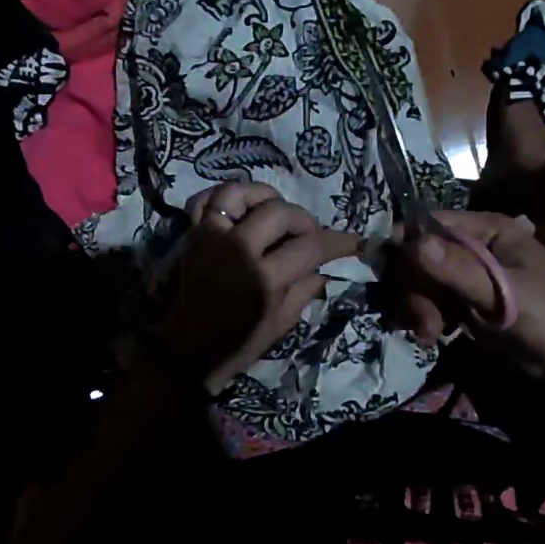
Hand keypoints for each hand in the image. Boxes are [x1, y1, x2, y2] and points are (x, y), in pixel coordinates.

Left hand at [155, 182, 360, 393]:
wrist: (190, 350)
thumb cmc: (241, 342)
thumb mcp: (283, 320)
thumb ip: (307, 286)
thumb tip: (326, 265)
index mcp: (263, 278)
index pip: (310, 246)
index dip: (338, 242)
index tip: (354, 241)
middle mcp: (237, 249)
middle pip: (280, 212)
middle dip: (303, 220)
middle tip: (309, 235)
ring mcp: (210, 237)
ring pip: (239, 193)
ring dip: (263, 197)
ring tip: (275, 211)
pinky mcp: (192, 235)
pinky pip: (204, 200)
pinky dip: (221, 197)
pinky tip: (240, 208)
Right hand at [395, 211, 544, 373]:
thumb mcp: (505, 294)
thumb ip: (459, 269)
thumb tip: (413, 242)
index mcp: (491, 230)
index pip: (432, 224)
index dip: (406, 245)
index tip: (389, 273)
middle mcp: (475, 247)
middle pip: (420, 255)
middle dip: (414, 287)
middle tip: (421, 321)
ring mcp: (468, 276)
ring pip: (420, 281)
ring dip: (416, 307)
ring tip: (428, 334)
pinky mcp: (464, 303)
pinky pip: (429, 301)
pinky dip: (423, 318)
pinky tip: (430, 338)